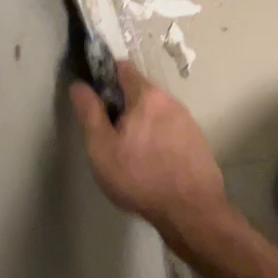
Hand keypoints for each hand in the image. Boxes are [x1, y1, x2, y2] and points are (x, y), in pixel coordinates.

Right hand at [70, 61, 228, 232]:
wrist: (190, 209)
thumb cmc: (140, 176)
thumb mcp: (102, 147)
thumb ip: (90, 113)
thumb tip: (79, 85)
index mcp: (146, 95)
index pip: (123, 68)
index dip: (105, 75)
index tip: (94, 94)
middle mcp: (170, 100)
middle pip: (140, 91)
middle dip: (123, 104)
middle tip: (109, 132)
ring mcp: (188, 119)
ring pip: (157, 111)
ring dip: (142, 121)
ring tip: (131, 150)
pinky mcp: (198, 139)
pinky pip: (171, 128)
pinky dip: (159, 136)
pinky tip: (154, 161)